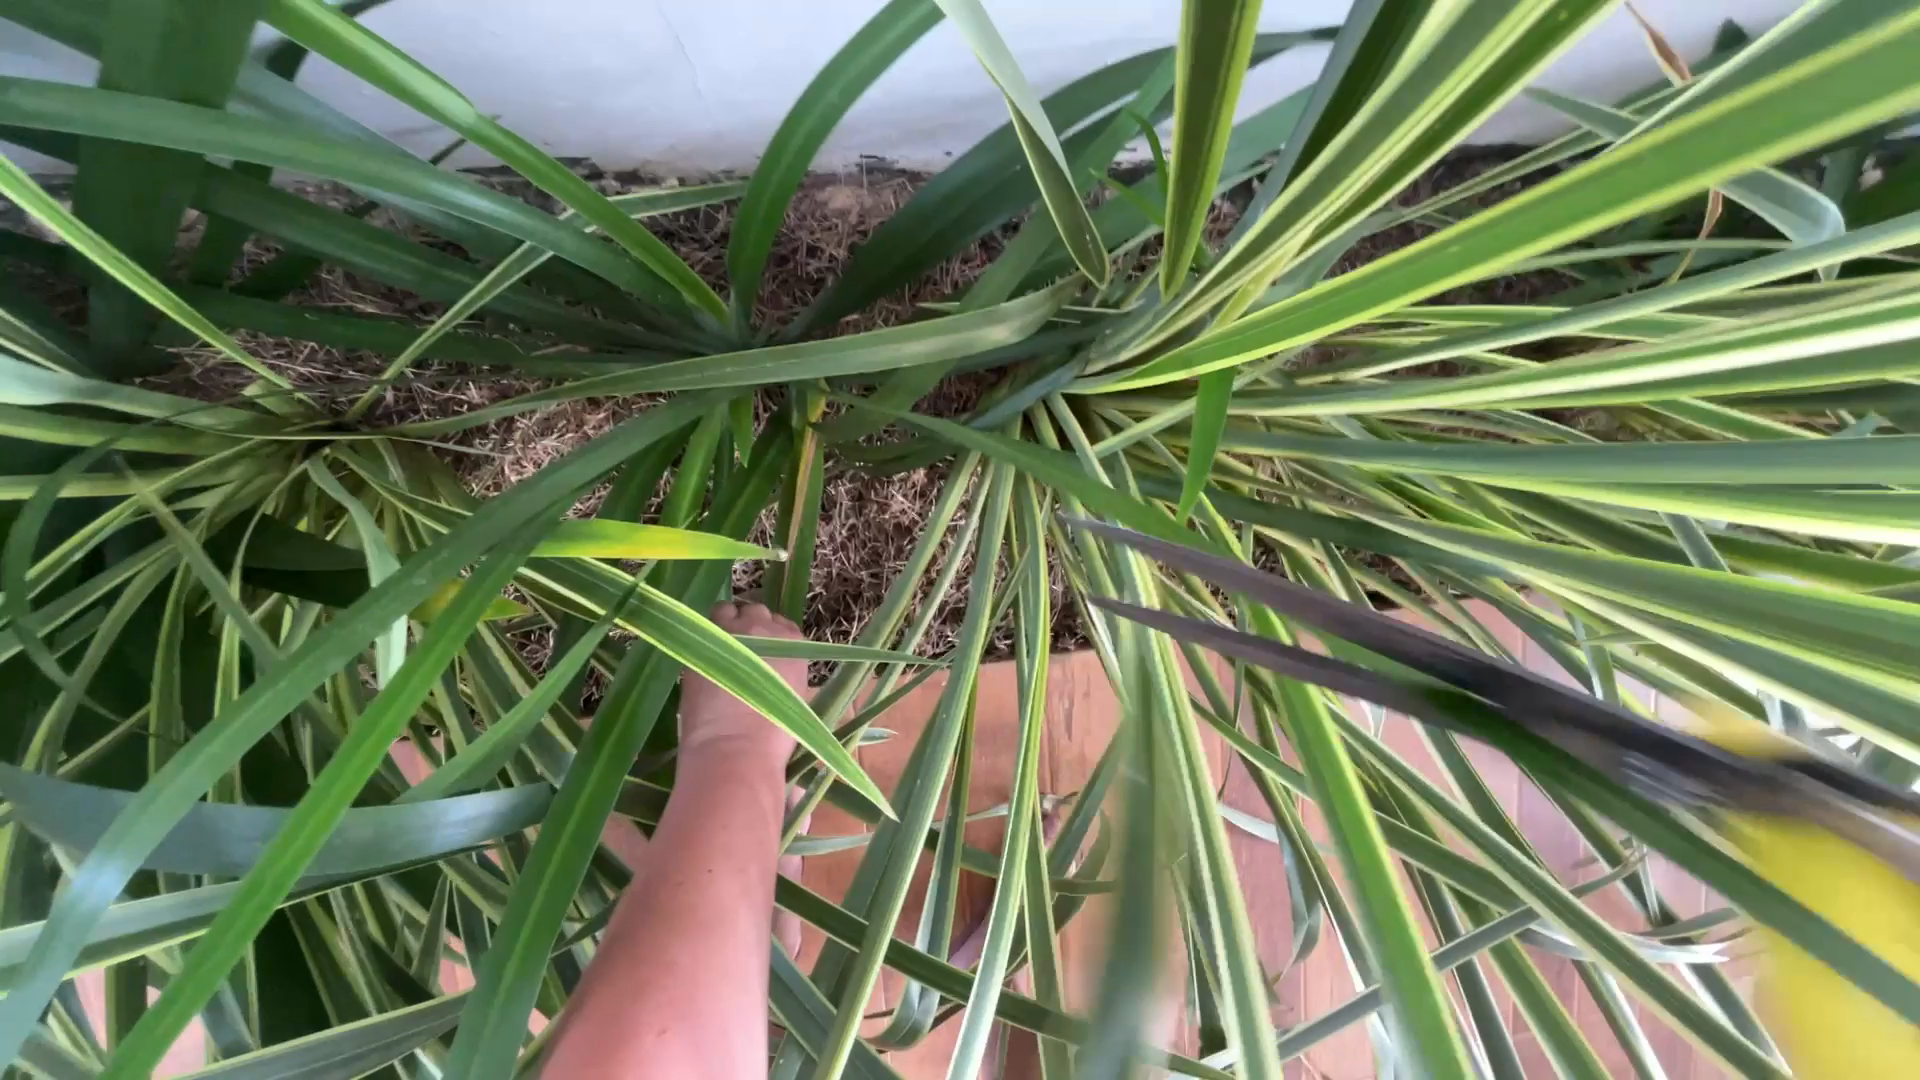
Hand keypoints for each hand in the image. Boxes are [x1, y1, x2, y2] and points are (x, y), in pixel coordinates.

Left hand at [678, 600, 808, 771]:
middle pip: (755, 610)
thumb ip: (786, 671)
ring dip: (723, 624)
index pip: (782, 624)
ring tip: (717, 649)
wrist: (738, 747)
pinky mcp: (699, 644)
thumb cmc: (775, 733)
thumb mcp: (796, 696)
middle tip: (739, 650)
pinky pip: (701, 628)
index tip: (764, 653)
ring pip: (726, 611)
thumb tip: (773, 671)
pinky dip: (702, 638)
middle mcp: (764, 627)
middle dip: (748, 624)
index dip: (770, 637)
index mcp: (793, 641)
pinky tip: (702, 661)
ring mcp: (730, 631)